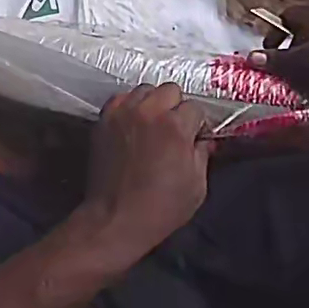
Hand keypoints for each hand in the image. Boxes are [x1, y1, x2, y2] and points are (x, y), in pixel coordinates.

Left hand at [74, 84, 211, 256]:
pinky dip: (129, 107)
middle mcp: (148, 112)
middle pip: (170, 90)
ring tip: (152, 125)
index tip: (195, 137)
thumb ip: (202, 155)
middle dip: (177, 107)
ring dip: (152, 103)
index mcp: (175, 126)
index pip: (195, 108)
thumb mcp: (197, 185)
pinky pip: (121, 99)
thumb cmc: (161, 207)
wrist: (116, 217)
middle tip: (175, 129)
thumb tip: (204, 140)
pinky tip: (133, 124)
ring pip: (145, 90)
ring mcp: (123, 113)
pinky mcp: (104, 119)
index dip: (198, 124)